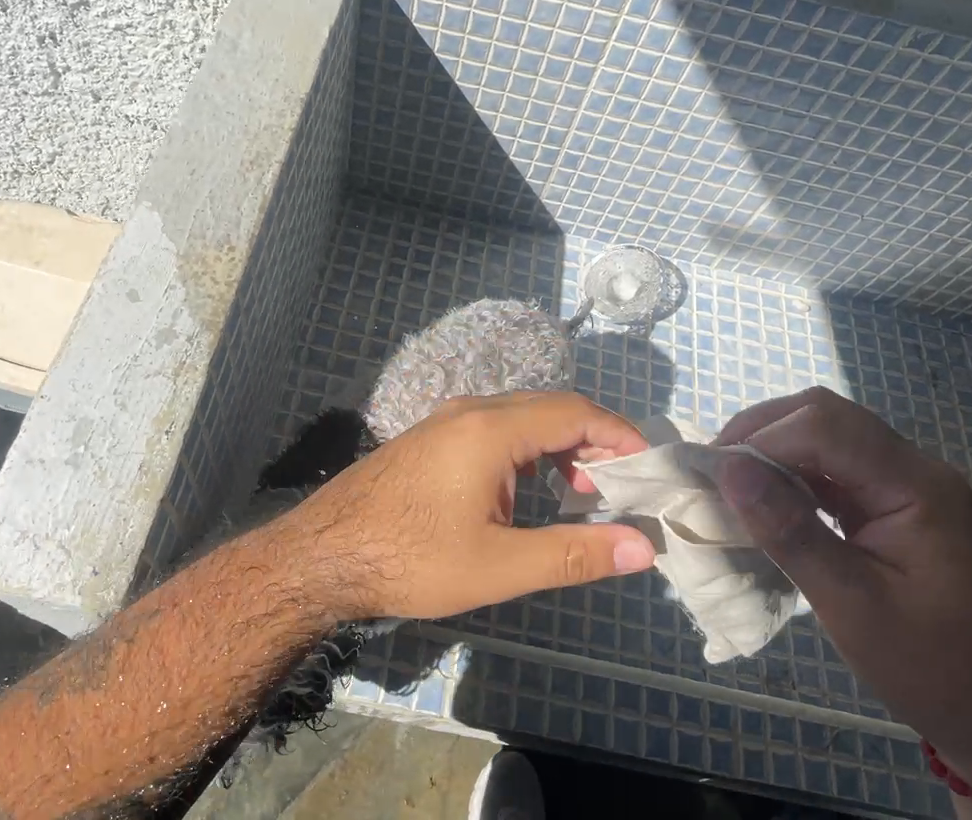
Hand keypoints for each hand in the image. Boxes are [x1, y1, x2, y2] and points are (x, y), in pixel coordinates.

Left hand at [273, 391, 659, 621]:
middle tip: (621, 486)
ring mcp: (445, 421)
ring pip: (522, 416)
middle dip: (594, 440)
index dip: (620, 435)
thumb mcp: (499, 565)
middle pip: (550, 407)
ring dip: (559, 445)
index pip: (576, 411)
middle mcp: (470, 410)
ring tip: (580, 492)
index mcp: (491, 429)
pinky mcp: (430, 438)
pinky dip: (527, 450)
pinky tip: (526, 492)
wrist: (323, 555)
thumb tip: (642, 548)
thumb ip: (573, 553)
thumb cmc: (411, 559)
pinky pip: (495, 427)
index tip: (648, 469)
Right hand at [712, 388, 971, 792]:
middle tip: (716, 471)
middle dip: (764, 433)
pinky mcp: (905, 514)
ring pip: (834, 441)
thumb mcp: (852, 605)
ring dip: (778, 453)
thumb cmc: (935, 670)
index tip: (714, 474)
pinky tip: (771, 504)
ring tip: (732, 485)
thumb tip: (729, 468)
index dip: (762, 437)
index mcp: (916, 487)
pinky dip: (800, 479)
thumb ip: (790, 530)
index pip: (825, 425)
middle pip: (829, 418)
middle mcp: (918, 473)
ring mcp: (914, 491)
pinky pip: (844, 474)